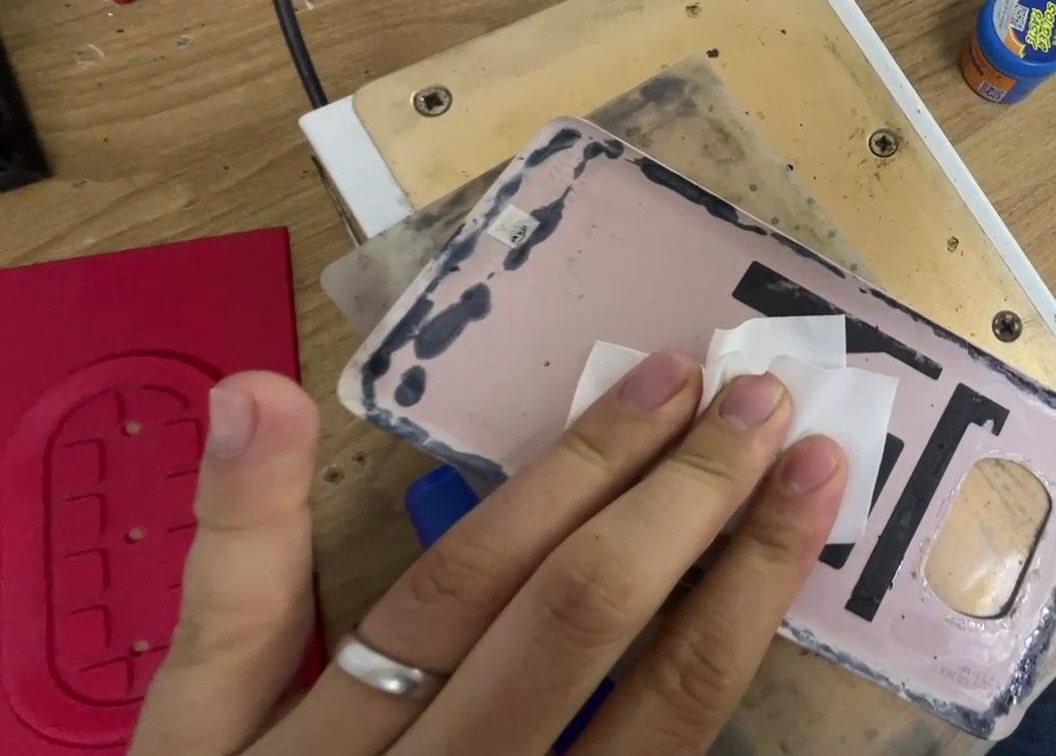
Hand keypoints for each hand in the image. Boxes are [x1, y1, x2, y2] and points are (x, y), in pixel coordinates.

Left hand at [130, 355, 846, 755]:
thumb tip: (734, 659)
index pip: (680, 689)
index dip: (759, 567)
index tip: (818, 466)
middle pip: (580, 615)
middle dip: (687, 490)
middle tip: (757, 394)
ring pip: (455, 591)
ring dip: (570, 468)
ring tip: (660, 378)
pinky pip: (224, 629)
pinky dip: (243, 514)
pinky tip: (261, 395)